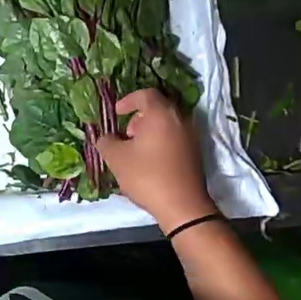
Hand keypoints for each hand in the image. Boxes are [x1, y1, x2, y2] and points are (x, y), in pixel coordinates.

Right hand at [94, 89, 217, 230]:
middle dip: (138, 117)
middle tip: (125, 134)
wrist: (182, 205)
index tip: (116, 112)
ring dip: (150, 130)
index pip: (145, 94)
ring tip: (135, 149)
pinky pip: (175, 136)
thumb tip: (105, 138)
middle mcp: (180, 119)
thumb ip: (106, 142)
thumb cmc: (147, 176)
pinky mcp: (195, 151)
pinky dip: (160, 140)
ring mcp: (191, 135)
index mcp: (161, 114)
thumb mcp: (116, 159)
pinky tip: (149, 160)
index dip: (128, 100)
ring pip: (167, 123)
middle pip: (158, 107)